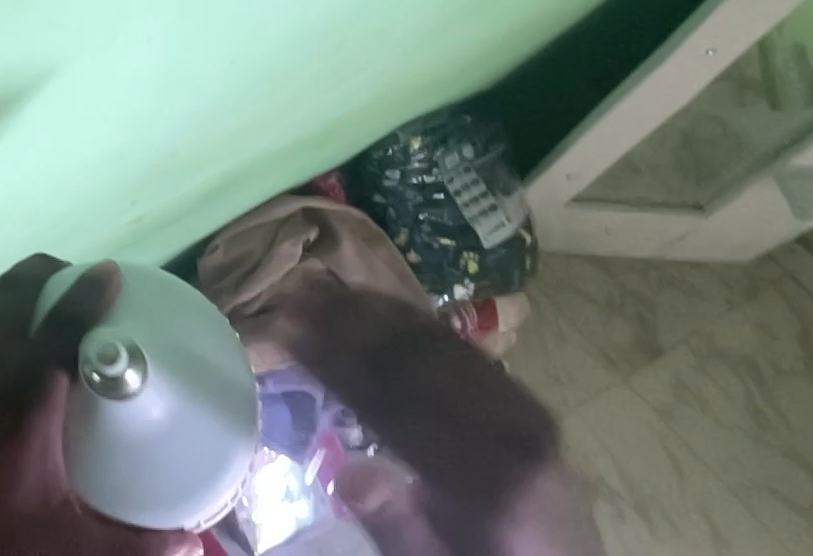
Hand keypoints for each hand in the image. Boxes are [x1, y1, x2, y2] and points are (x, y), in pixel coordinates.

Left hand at [0, 254, 201, 555]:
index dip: (89, 292)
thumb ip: (139, 543)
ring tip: (38, 333)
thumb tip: (193, 542)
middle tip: (73, 278)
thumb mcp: (69, 549)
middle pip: (13, 293)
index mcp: (20, 400)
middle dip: (45, 273)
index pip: (61, 326)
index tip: (108, 271)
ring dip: (13, 313)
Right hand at [282, 277, 603, 555]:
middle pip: (416, 366)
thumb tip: (347, 473)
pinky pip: (463, 351)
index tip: (287, 332)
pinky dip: (415, 324)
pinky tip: (377, 302)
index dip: (336, 364)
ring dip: (375, 314)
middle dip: (348, 326)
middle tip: (296, 296)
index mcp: (490, 485)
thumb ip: (397, 526)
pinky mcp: (525, 404)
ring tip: (323, 287)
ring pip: (440, 349)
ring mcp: (526, 416)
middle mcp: (514, 439)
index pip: (394, 408)